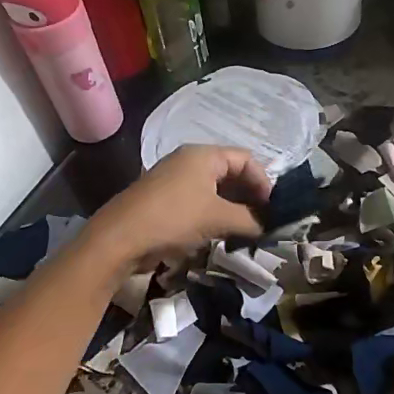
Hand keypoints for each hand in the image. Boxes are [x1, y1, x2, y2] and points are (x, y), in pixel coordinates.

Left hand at [81, 145, 272, 269]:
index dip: (263, 182)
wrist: (120, 238)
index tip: (274, 209)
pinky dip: (211, 217)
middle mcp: (186, 162)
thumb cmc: (173, 218)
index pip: (245, 158)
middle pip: (228, 173)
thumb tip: (266, 226)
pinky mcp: (161, 203)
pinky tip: (218, 236)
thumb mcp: (218, 218)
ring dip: (230, 210)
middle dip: (248, 197)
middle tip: (263, 222)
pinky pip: (195, 204)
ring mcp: (171, 182)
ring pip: (212, 191)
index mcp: (202, 155)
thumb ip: (248, 220)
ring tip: (245, 232)